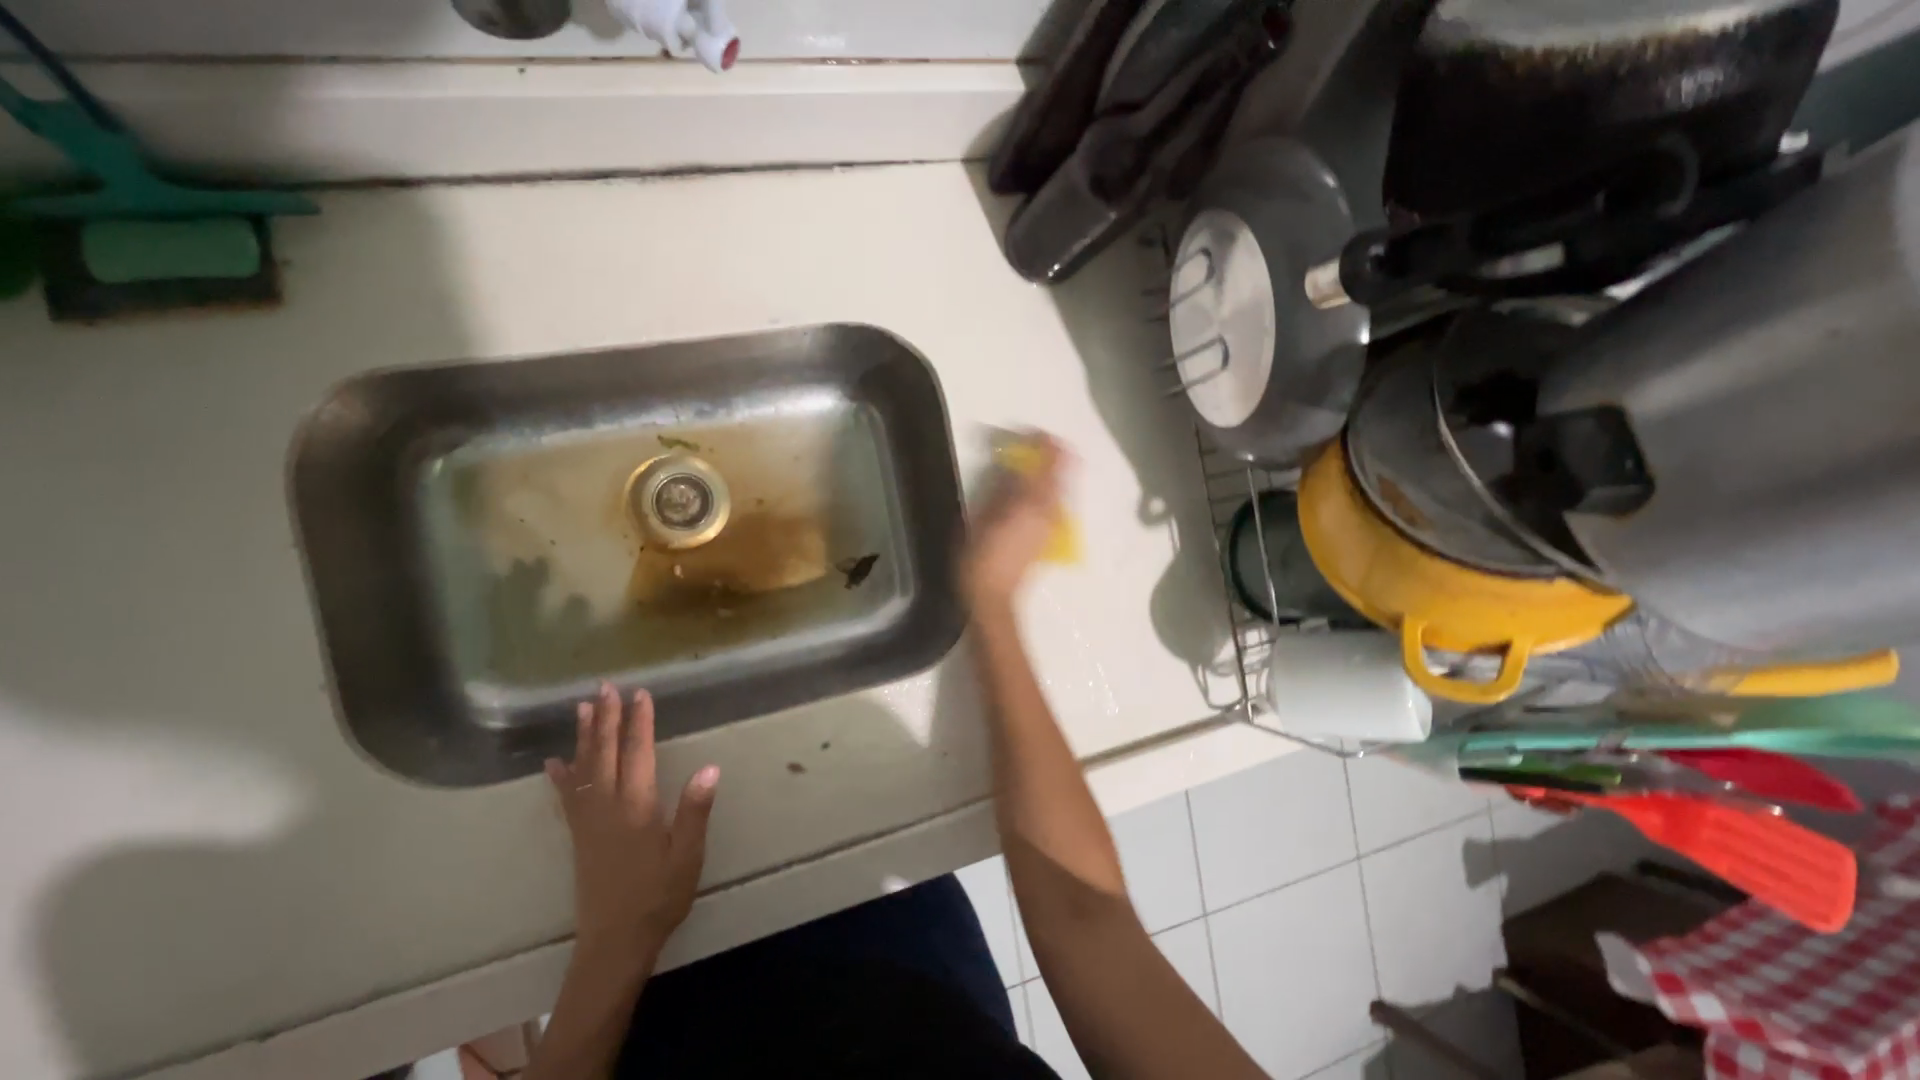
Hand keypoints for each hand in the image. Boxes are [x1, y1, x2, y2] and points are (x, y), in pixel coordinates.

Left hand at [546, 683, 718, 968]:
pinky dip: (561, 776)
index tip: (641, 694)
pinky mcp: (579, 836)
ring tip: (582, 707)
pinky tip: (553, 763)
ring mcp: (589, 821)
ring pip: (584, 768)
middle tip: (606, 687)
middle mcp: (608, 806)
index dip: (639, 722)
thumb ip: (694, 811)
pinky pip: (567, 797)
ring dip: (583, 736)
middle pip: (606, 752)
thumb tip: (709, 767)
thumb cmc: (659, 897)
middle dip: (606, 718)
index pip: (638, 753)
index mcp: (637, 806)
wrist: (615, 940)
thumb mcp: (687, 856)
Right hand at [961, 432, 1069, 608]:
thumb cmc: (978, 559)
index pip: (1050, 461)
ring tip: (1024, 464)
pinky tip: (1027, 489)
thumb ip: (1002, 488)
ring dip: (1048, 470)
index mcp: (1033, 503)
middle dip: (1050, 453)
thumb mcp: (982, 518)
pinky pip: (1054, 501)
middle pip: (1064, 471)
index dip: (1044, 441)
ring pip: (1062, 486)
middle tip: (1027, 444)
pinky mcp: (1049, 535)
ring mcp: (1053, 524)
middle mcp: (1051, 511)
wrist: (993, 600)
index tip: (1029, 432)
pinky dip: (1046, 487)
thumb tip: (1015, 466)